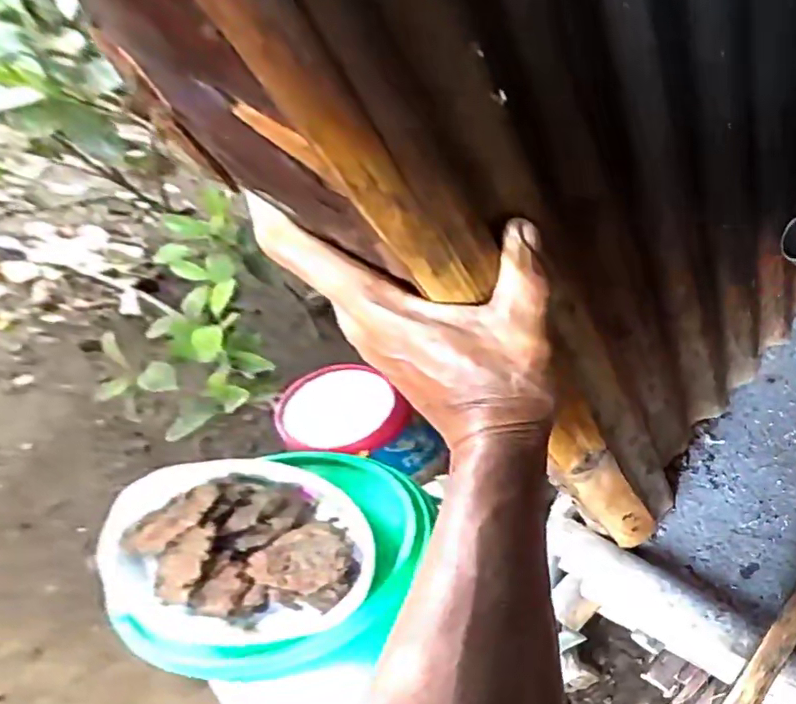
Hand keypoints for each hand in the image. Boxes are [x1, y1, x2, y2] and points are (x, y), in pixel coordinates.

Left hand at [247, 194, 555, 456]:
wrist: (500, 446)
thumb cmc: (505, 393)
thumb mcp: (523, 331)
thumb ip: (524, 277)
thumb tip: (522, 228)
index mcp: (374, 309)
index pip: (288, 245)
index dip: (272, 200)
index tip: (277, 165)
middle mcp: (357, 323)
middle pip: (312, 258)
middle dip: (322, 217)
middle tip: (347, 179)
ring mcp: (370, 342)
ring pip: (340, 281)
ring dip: (354, 251)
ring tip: (383, 220)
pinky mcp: (389, 353)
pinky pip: (366, 303)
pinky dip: (376, 280)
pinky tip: (412, 272)